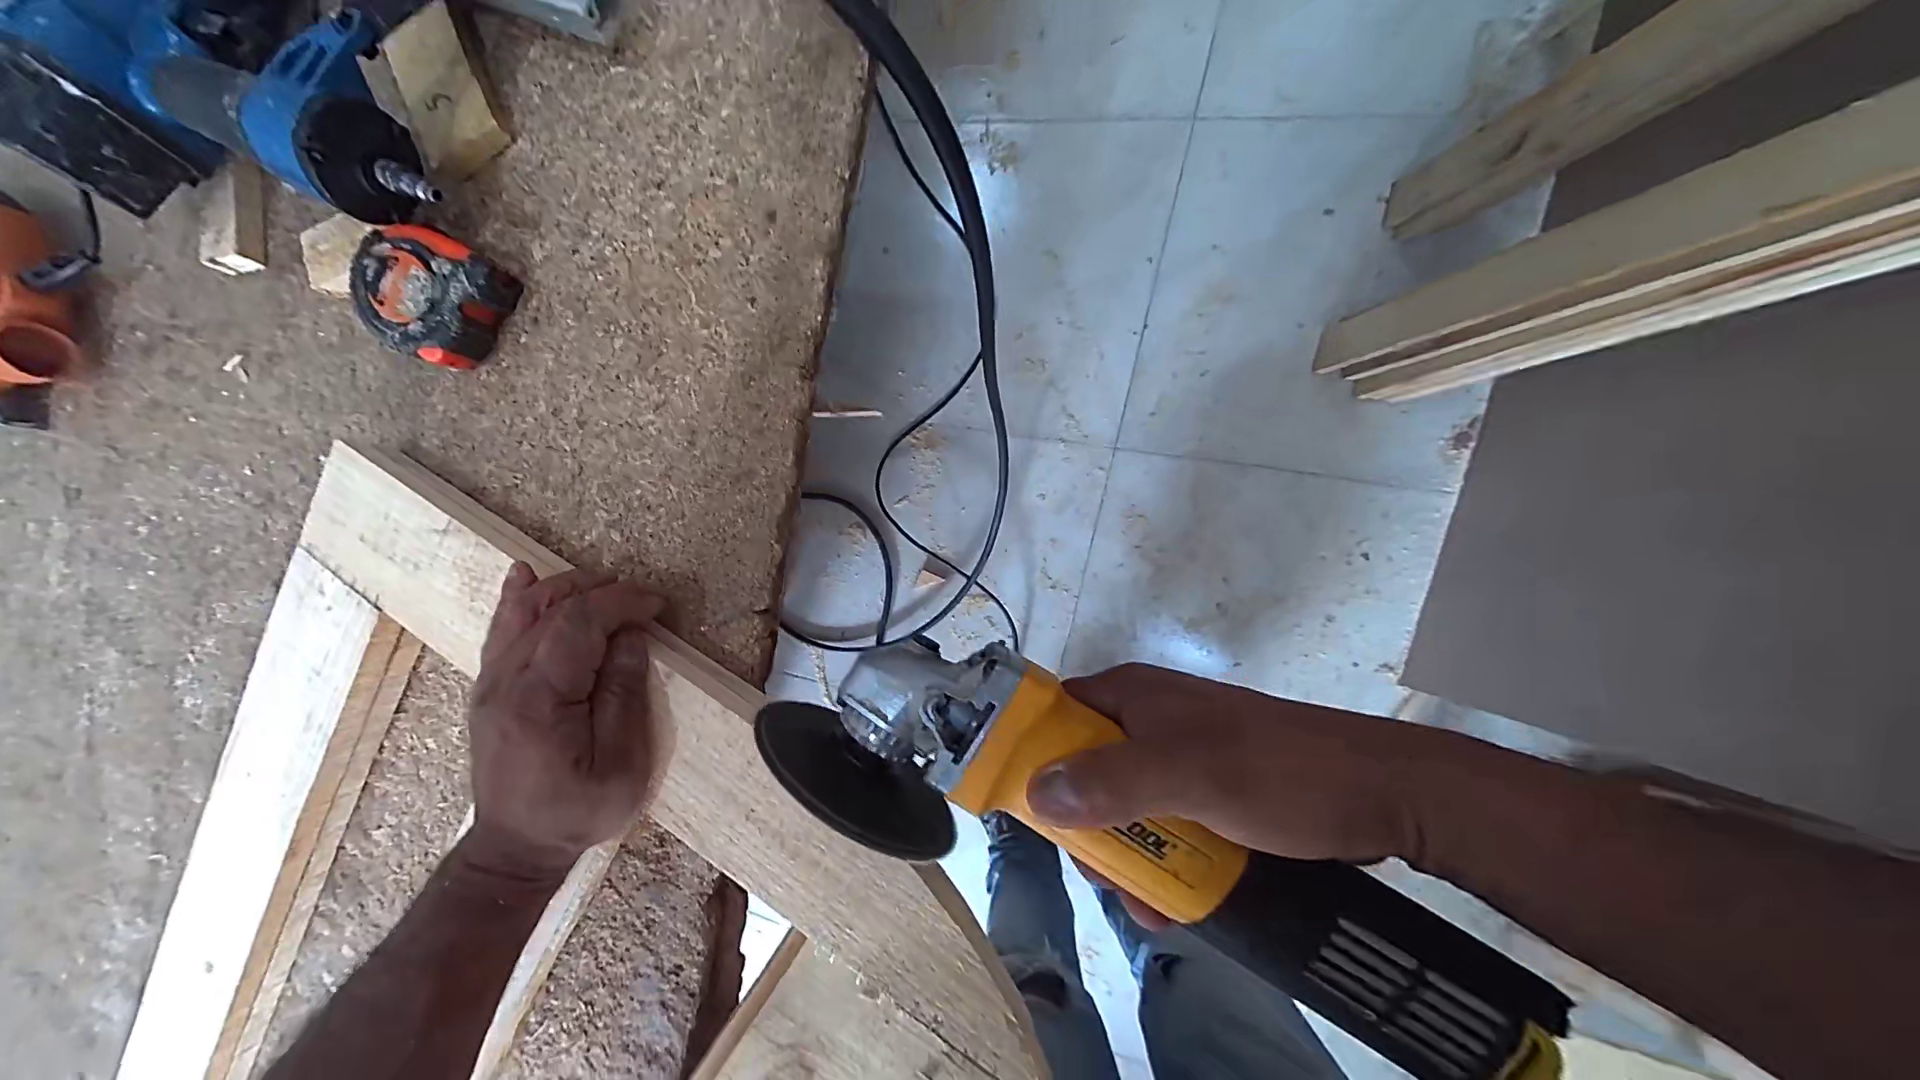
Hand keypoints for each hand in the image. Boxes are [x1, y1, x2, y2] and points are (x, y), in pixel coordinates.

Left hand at [465, 563, 666, 880]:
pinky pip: (501, 630)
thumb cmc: (578, 811)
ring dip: (565, 588)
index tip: (657, 603)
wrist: (515, 848)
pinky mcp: (488, 689)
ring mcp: (489, 683)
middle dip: (600, 590)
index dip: (621, 602)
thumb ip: (624, 692)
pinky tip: (525, 575)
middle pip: (549, 610)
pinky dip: (517, 599)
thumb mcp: (623, 762)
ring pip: (521, 613)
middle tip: (640, 596)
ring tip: (604, 582)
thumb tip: (631, 636)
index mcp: (539, 699)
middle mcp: (504, 682)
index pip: (578, 624)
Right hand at [1027, 664, 1430, 925]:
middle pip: (1085, 771)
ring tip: (1148, 902)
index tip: (1040, 816)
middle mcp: (1146, 721)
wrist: (1383, 794)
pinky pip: (1162, 824)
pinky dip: (1162, 860)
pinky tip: (1175, 901)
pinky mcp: (1207, 789)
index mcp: (1130, 696)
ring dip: (1129, 855)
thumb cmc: (1276, 770)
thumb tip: (1034, 793)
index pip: (1056, 717)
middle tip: (1105, 873)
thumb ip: (1110, 781)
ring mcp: (1179, 756)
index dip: (1036, 759)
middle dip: (1089, 828)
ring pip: (1123, 806)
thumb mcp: (1187, 774)